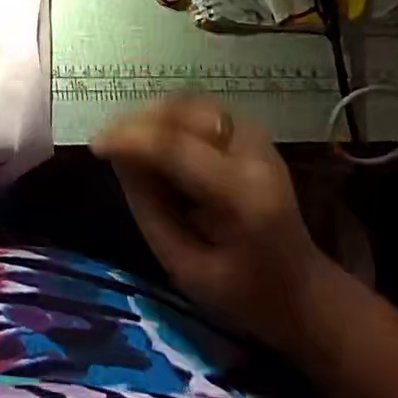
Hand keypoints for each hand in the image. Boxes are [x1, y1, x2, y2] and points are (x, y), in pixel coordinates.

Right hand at [92, 95, 327, 348]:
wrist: (302, 291)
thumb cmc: (242, 294)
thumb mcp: (184, 267)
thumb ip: (149, 209)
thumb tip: (118, 159)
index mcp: (243, 197)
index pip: (176, 148)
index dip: (129, 140)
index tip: (95, 147)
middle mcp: (255, 156)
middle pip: (186, 113)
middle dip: (138, 121)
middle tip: (106, 142)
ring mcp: (259, 140)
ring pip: (194, 103)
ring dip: (153, 113)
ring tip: (126, 137)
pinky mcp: (254, 135)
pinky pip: (203, 109)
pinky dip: (171, 115)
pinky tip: (153, 135)